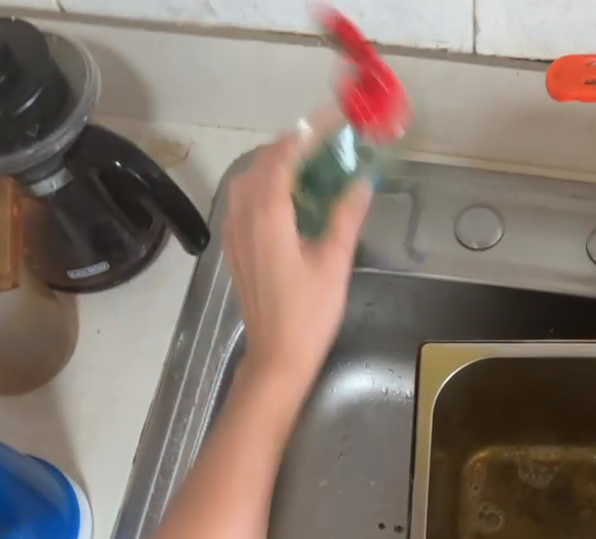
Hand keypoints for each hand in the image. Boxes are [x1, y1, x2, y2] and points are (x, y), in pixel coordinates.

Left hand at [221, 134, 371, 379]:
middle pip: (262, 163)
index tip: (333, 124)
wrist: (277, 357)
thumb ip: (345, 216)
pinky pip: (243, 203)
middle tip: (325, 146)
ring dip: (275, 167)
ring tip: (308, 170)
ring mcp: (234, 232)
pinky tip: (287, 203)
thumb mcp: (334, 264)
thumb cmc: (309, 315)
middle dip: (292, 147)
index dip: (308, 135)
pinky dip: (263, 189)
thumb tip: (361, 182)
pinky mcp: (234, 249)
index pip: (284, 155)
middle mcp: (243, 215)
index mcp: (268, 214)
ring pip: (248, 181)